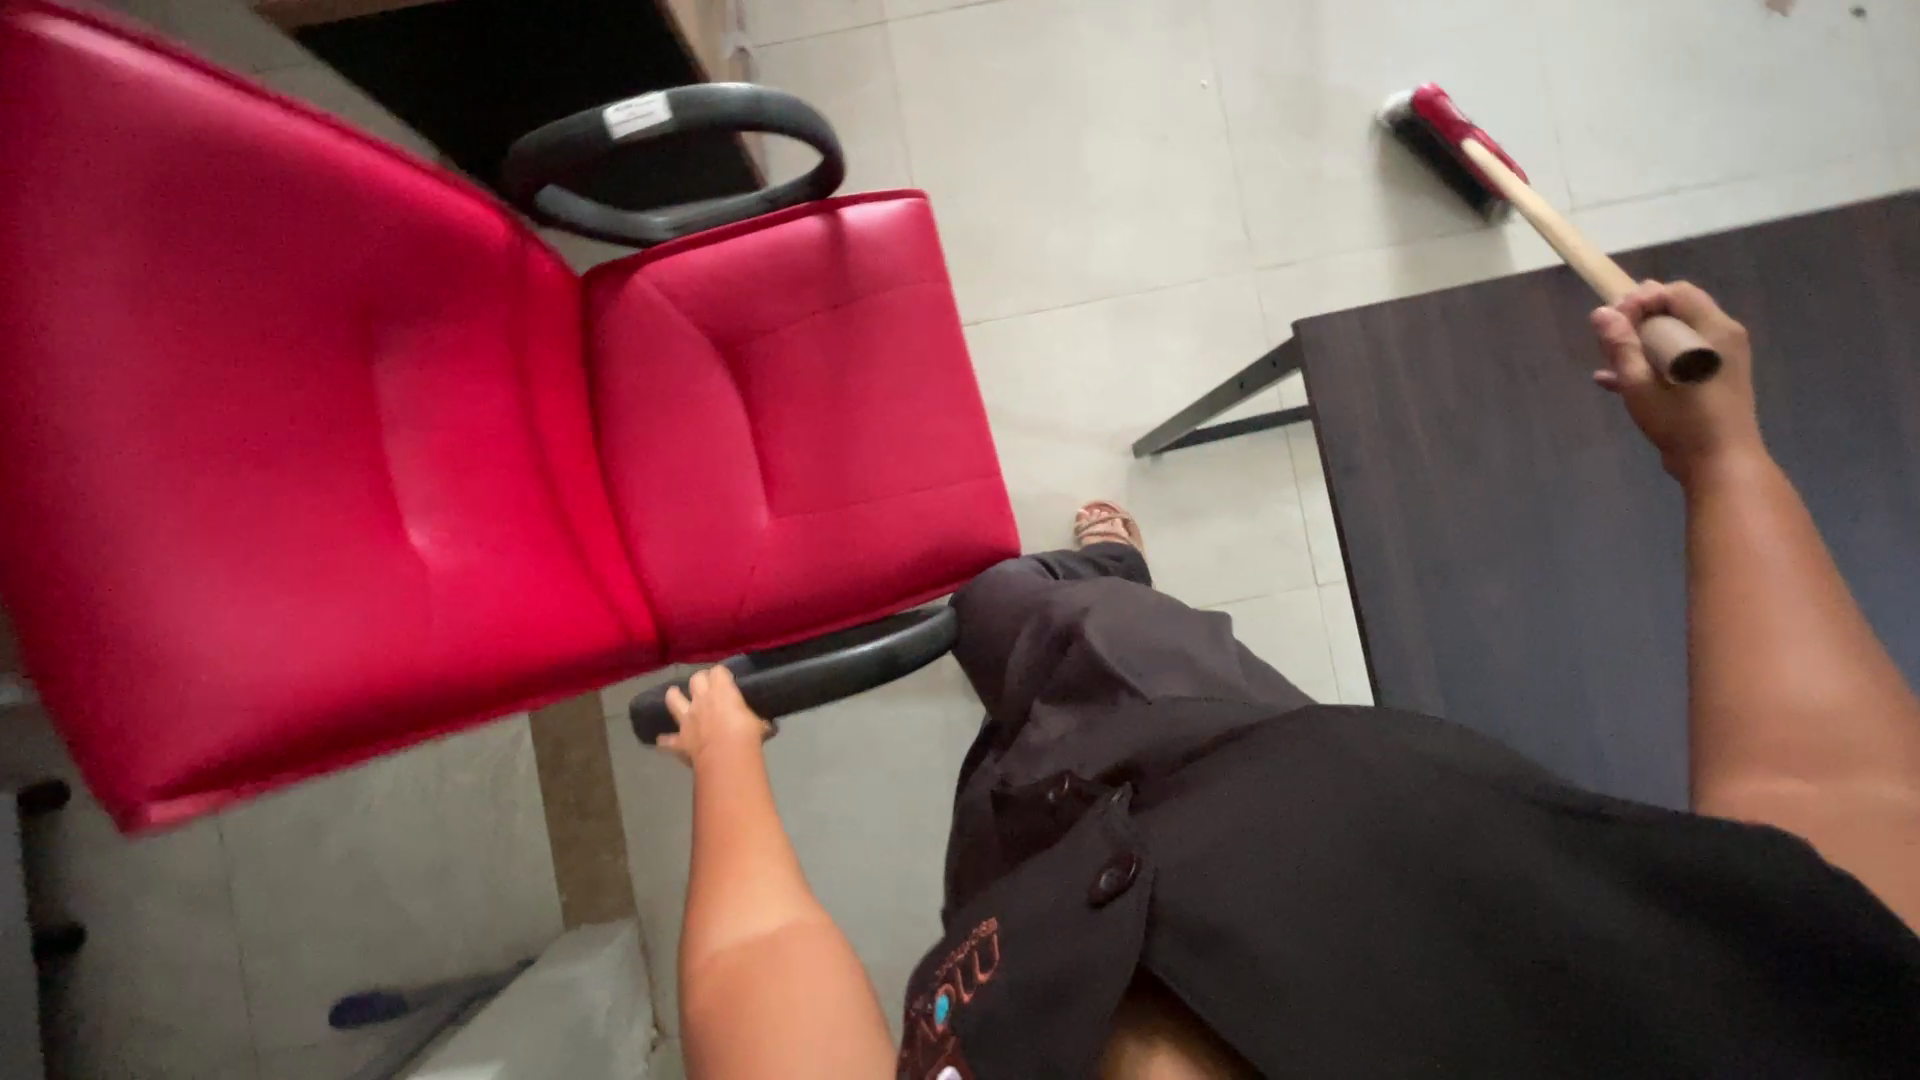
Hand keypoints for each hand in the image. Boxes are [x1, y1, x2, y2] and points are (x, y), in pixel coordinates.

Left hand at [658, 665, 772, 766]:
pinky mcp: (680, 740)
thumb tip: (768, 727)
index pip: (718, 671)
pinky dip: (665, 741)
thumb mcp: (760, 724)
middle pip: (695, 679)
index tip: (726, 678)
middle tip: (705, 685)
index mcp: (722, 691)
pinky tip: (663, 742)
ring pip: (673, 700)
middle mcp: (701, 700)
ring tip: (674, 695)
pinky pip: (667, 741)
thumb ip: (759, 722)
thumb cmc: (747, 734)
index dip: (721, 673)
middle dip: (699, 680)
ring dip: (673, 697)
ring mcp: (687, 719)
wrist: (726, 755)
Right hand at [1591, 281, 1765, 485]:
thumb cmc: (1680, 421)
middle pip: (1674, 310)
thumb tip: (1602, 313)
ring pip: (1671, 334)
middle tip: (1608, 342)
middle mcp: (1720, 336)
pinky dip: (1648, 360)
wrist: (1718, 460)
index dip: (1640, 300)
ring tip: (1609, 362)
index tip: (1612, 322)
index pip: (1675, 293)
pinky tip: (1612, 380)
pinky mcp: (1709, 375)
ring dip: (1638, 342)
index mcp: (1711, 331)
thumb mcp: (1640, 384)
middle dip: (1636, 320)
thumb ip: (1621, 346)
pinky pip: (1674, 355)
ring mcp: (1716, 357)